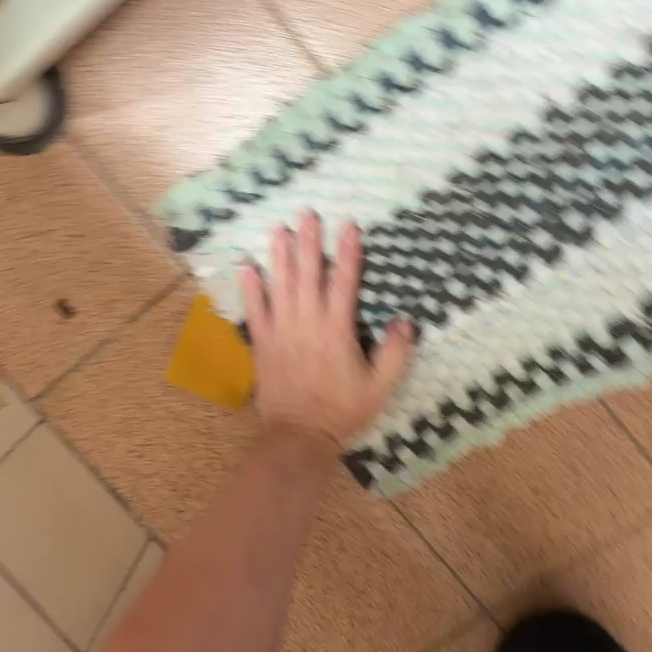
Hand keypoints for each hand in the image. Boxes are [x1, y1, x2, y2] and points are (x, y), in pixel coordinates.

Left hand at [239, 212, 415, 451]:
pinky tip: (246, 267)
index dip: (348, 252)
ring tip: (278, 229)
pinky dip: (250, 288)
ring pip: (280, 285)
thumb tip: (404, 320)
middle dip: (308, 242)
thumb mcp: (380, 387)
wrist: (298, 437)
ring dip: (280, 256)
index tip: (349, 225)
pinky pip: (254, 310)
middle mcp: (307, 323)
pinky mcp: (262, 343)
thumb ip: (395, 353)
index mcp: (337, 330)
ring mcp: (281, 331)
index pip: (344, 282)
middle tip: (307, 214)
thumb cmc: (343, 411)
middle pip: (308, 274)